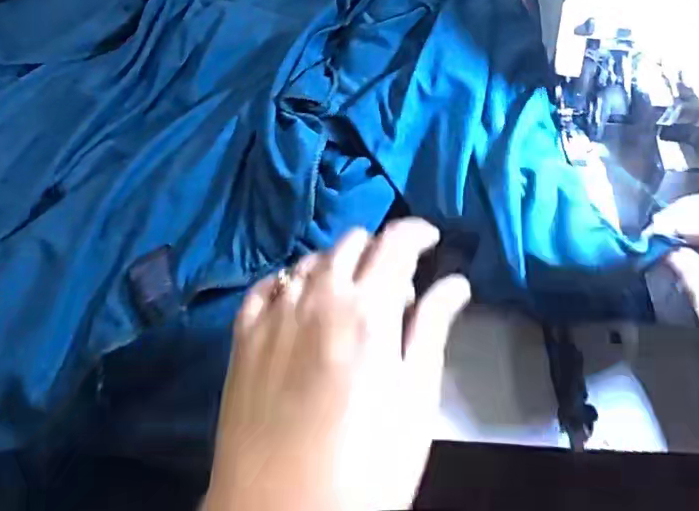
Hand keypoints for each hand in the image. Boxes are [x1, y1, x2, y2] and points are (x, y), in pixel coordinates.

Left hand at [205, 219, 471, 510]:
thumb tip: (456, 281)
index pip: (397, 241)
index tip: (432, 241)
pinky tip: (303, 305)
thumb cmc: (365, 467)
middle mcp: (321, 298)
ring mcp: (276, 317)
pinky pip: (268, 286)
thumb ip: (433, 328)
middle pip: (354, 242)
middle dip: (381, 248)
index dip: (419, 232)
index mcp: (369, 308)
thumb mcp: (416, 399)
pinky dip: (292, 282)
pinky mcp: (242, 342)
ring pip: (312, 258)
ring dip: (339, 264)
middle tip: (396, 283)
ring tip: (352, 297)